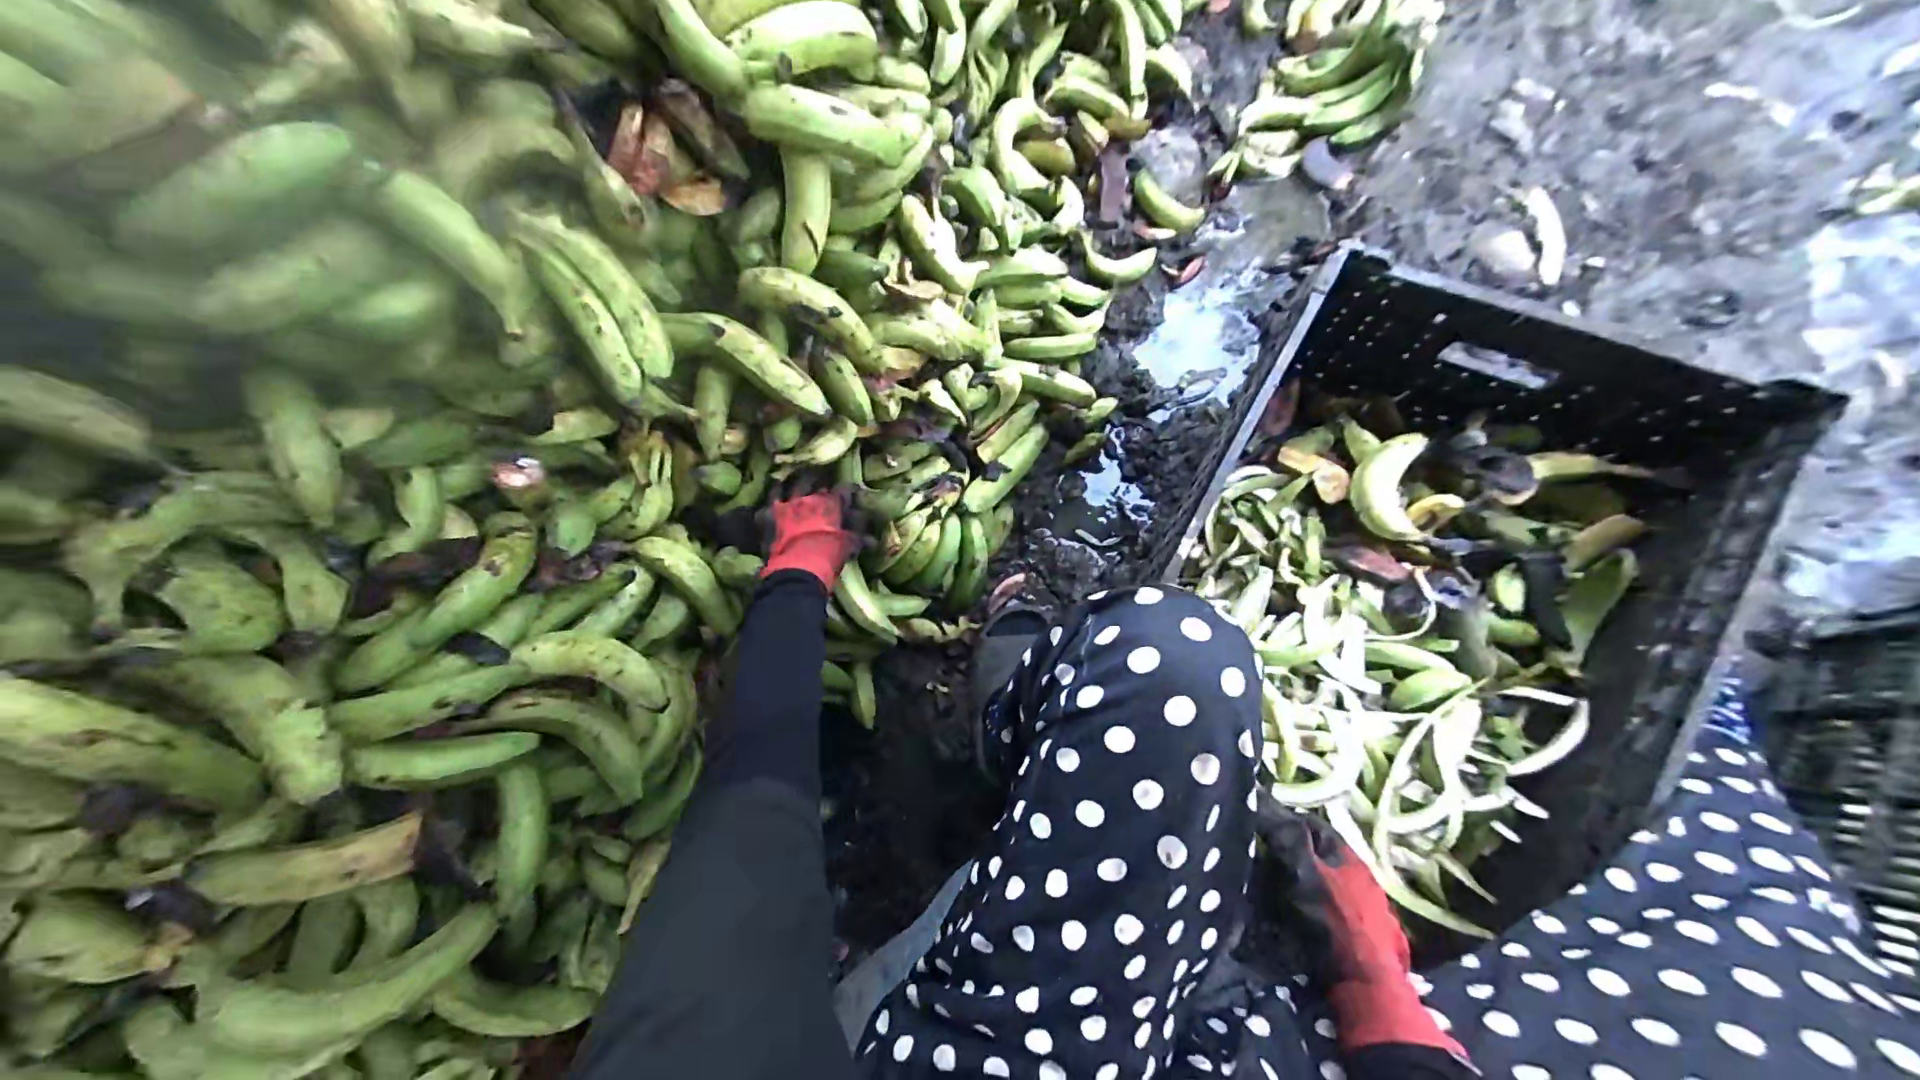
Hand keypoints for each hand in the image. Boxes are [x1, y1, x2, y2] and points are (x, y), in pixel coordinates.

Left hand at [762, 475, 860, 590]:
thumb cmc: (828, 556)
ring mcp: (788, 504)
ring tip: (795, 478)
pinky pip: (771, 497)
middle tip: (820, 478)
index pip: (843, 490)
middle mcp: (810, 498)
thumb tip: (872, 539)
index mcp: (831, 504)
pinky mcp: (769, 513)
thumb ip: (858, 538)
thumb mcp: (848, 546)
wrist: (798, 569)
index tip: (851, 491)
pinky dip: (775, 495)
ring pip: (791, 484)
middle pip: (814, 480)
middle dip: (818, 479)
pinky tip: (775, 494)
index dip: (848, 490)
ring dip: (794, 481)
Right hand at [1258, 803, 1466, 1058]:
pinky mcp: (1367, 933)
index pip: (1308, 822)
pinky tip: (1300, 917)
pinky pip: (1331, 906)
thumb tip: (1261, 796)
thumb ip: (1284, 833)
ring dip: (1301, 880)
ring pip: (1324, 880)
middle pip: (1317, 852)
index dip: (1280, 821)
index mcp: (1347, 853)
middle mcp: (1362, 873)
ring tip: (1275, 892)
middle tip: (1261, 862)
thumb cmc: (1330, 920)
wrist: (1366, 985)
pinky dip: (1313, 905)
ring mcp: (1368, 905)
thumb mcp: (1300, 869)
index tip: (1256, 829)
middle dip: (1291, 853)